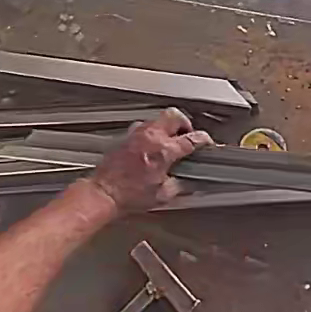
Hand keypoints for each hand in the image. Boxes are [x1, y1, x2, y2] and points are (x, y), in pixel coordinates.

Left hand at [84, 108, 212, 211]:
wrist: (104, 193)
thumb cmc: (128, 195)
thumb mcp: (163, 195)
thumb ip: (179, 184)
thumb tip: (186, 181)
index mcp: (164, 151)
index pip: (192, 138)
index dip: (203, 140)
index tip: (206, 143)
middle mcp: (151, 138)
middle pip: (175, 116)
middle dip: (185, 124)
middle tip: (188, 134)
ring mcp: (137, 135)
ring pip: (158, 118)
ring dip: (167, 127)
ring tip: (171, 139)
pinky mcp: (126, 137)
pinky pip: (144, 126)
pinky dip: (152, 132)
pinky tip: (152, 144)